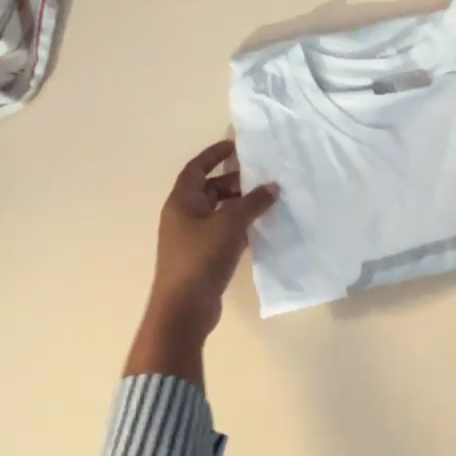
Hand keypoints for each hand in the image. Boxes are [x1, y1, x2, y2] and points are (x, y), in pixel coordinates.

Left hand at [146, 140, 277, 340]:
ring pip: (217, 211)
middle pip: (208, 189)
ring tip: (265, 200)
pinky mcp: (201, 257)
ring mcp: (191, 238)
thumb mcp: (230, 224)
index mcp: (182, 202)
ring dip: (238, 204)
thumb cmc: (201, 257)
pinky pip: (221, 231)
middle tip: (260, 177)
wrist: (183, 310)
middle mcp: (183, 216)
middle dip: (233, 181)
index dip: (214, 154)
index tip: (236, 146)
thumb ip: (253, 202)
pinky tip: (259, 227)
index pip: (196, 168)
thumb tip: (273, 187)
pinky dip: (238, 225)